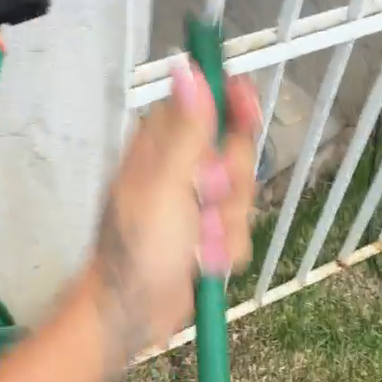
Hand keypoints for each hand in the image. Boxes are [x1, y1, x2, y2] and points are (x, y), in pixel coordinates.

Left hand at [82, 59, 258, 366]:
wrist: (133, 312)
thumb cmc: (140, 247)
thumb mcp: (165, 185)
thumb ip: (186, 131)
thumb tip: (187, 69)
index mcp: (163, 147)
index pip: (208, 107)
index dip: (232, 105)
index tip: (247, 104)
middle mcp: (182, 171)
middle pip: (236, 155)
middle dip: (230, 186)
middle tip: (207, 201)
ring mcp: (197, 206)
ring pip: (242, 198)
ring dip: (227, 226)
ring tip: (200, 246)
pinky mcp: (208, 238)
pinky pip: (239, 232)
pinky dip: (226, 251)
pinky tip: (204, 264)